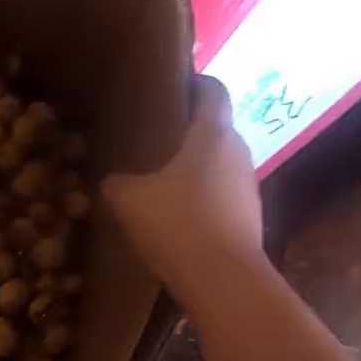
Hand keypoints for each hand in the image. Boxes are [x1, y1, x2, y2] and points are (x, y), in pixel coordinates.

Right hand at [101, 76, 262, 291]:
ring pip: (220, 164)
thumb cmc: (177, 223)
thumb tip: (110, 181)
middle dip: (190, 131)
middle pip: (217, 128)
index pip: (213, 90)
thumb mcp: (129, 200)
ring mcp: (248, 186)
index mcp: (212, 134)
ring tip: (164, 182)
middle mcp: (238, 152)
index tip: (173, 87)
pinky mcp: (250, 217)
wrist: (222, 278)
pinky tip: (179, 218)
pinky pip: (223, 195)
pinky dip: (204, 199)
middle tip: (156, 141)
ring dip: (197, 168)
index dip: (196, 83)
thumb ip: (116, 184)